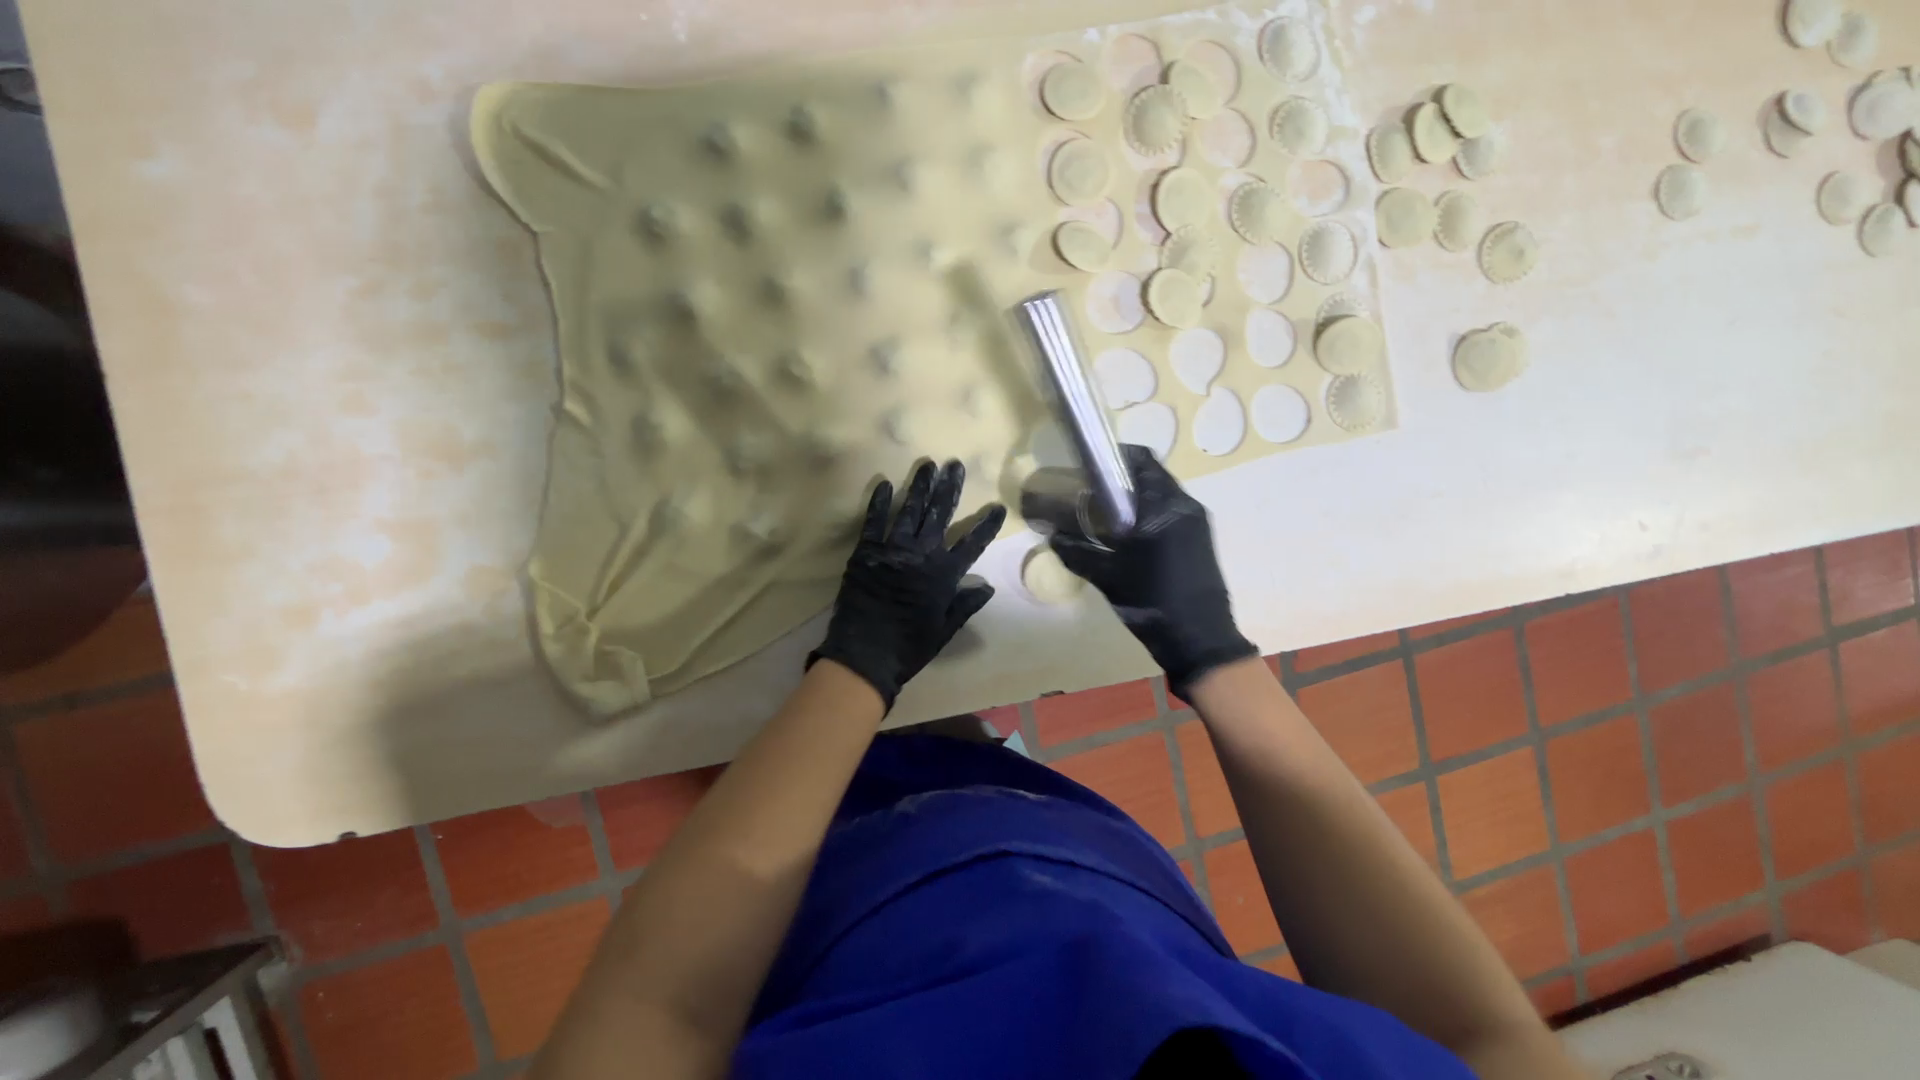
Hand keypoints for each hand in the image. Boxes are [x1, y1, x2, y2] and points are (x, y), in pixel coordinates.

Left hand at [809, 460, 1006, 709]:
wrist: (865, 656)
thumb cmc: (909, 647)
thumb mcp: (945, 630)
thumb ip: (965, 605)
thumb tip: (986, 586)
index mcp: (943, 576)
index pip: (971, 544)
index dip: (985, 525)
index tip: (998, 507)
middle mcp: (921, 556)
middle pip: (939, 516)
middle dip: (949, 489)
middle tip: (955, 465)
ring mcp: (891, 551)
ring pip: (910, 511)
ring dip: (919, 487)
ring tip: (927, 465)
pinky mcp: (865, 553)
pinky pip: (873, 522)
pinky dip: (879, 503)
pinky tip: (884, 484)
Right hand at [1050, 444, 1256, 697]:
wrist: (1200, 638)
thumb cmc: (1152, 600)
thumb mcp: (1107, 576)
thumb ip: (1078, 552)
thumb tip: (1052, 537)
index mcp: (1163, 505)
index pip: (1142, 459)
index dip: (1116, 456)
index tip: (1091, 468)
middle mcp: (1185, 505)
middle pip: (1151, 476)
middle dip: (1122, 482)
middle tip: (1092, 496)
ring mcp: (1198, 523)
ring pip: (1162, 496)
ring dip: (1137, 501)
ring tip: (1108, 520)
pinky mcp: (1202, 540)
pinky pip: (1172, 515)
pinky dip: (1150, 516)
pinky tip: (1131, 540)